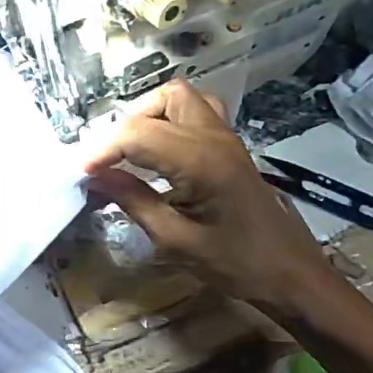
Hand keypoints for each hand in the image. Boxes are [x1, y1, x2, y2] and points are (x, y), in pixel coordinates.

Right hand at [85, 80, 338, 313]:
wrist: (290, 274)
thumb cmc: (234, 263)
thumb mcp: (174, 239)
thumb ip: (132, 200)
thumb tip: (94, 178)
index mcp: (200, 161)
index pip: (138, 134)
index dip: (102, 151)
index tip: (81, 174)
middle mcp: (214, 138)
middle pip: (160, 101)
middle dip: (126, 126)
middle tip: (109, 161)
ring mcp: (227, 138)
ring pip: (181, 98)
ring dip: (151, 115)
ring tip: (132, 150)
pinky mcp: (231, 146)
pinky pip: (197, 112)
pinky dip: (171, 119)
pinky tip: (160, 151)